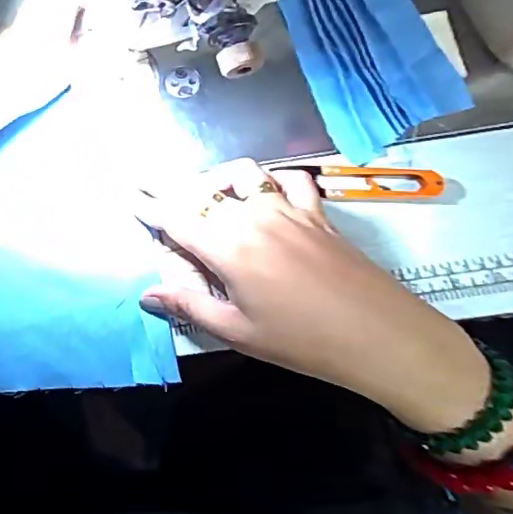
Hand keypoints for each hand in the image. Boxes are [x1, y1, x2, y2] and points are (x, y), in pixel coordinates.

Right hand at [136, 159, 494, 434]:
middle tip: (168, 204)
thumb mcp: (238, 331)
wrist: (381, 335)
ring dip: (222, 178)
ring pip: (246, 173)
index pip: (176, 217)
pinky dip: (273, 179)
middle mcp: (254, 216)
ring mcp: (288, 208)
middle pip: (206, 190)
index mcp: (228, 246)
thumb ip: (190, 305)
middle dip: (180, 192)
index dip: (150, 206)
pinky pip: (291, 179)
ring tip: (214, 197)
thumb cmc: (302, 341)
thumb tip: (148, 294)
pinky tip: (270, 193)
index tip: (131, 195)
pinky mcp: (317, 211)